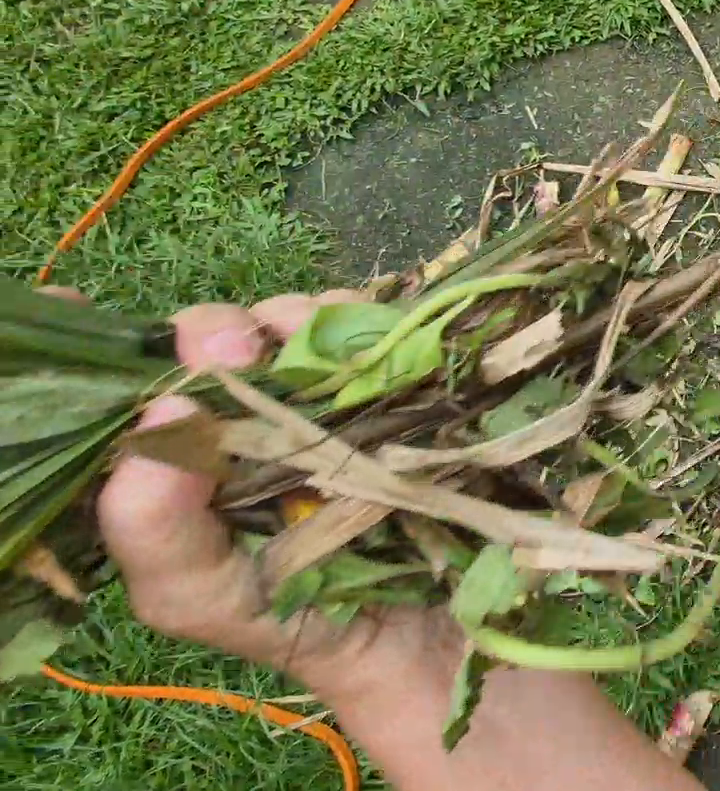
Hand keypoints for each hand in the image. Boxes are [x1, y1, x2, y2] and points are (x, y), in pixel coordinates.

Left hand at [93, 291, 461, 697]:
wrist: (422, 624)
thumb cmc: (301, 612)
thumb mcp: (200, 594)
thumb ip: (154, 529)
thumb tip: (172, 411)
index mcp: (187, 459)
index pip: (134, 383)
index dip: (106, 345)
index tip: (80, 311)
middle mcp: (259, 415)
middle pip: (223, 337)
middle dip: (220, 328)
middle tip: (234, 348)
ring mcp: (338, 395)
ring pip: (306, 322)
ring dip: (303, 317)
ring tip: (313, 341)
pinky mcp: (406, 385)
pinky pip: (385, 331)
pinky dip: (378, 319)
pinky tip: (376, 336)